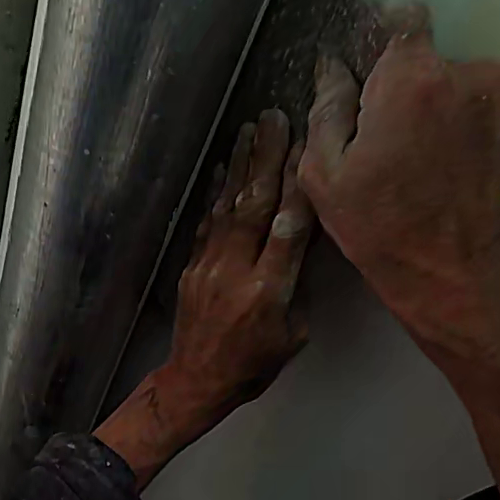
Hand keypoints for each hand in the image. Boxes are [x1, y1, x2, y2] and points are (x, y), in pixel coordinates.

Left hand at [94, 109, 315, 488]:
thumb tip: (297, 245)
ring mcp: (207, 266)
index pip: (288, 227)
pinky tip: (221, 169)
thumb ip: (295, 286)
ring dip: (239, 166)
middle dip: (266, 159)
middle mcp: (235, 270)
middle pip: (254, 206)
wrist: (196, 381)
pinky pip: (205, 224)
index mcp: (268, 290)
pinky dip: (214, 194)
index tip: (308, 146)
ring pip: (226, 207)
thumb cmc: (253, 365)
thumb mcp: (292, 334)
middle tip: (275, 118)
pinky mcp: (191, 267)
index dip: (298, 185)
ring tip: (249, 129)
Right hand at [302, 4, 499, 499]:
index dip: (378, 29)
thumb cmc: (377, 225)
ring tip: (411, 157)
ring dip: (428, 104)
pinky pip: (475, 102)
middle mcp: (466, 73)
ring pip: (450, 80)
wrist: (450, 270)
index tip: (363, 62)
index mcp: (412, 80)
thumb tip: (332, 69)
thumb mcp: (324, 174)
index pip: (401, 15)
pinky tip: (439, 164)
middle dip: (397, 85)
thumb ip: (327, 109)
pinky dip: (455, 120)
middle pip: (422, 57)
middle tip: (378, 137)